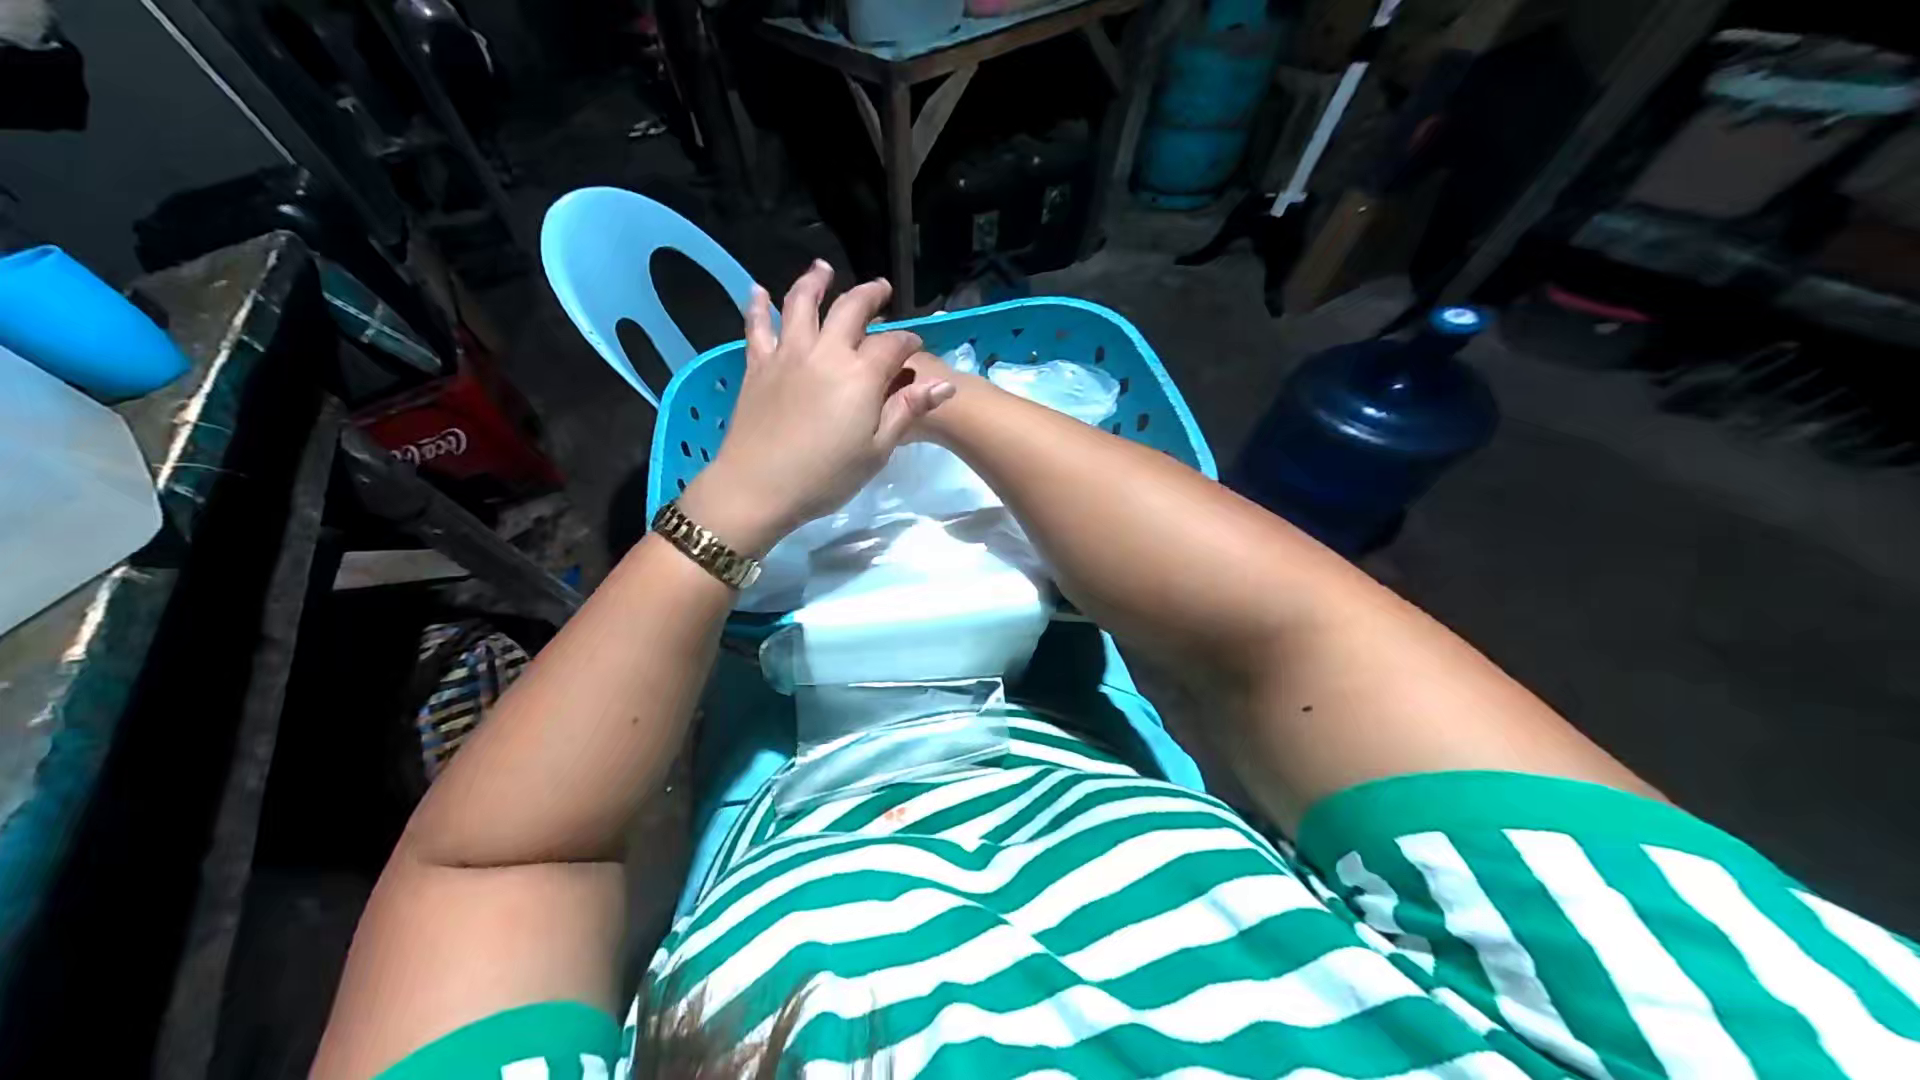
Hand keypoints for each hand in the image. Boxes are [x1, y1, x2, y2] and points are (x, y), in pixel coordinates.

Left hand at [677, 261, 956, 555]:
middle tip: (881, 289)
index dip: (908, 341)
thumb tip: (945, 385)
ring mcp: (788, 354)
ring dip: (815, 281)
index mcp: (861, 375)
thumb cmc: (826, 477)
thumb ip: (907, 411)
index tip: (916, 346)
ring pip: (802, 303)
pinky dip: (759, 306)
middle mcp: (826, 352)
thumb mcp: (877, 450)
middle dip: (870, 295)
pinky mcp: (758, 364)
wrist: (758, 487)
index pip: (893, 344)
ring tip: (824, 268)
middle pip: (851, 309)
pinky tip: (759, 290)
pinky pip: (758, 326)